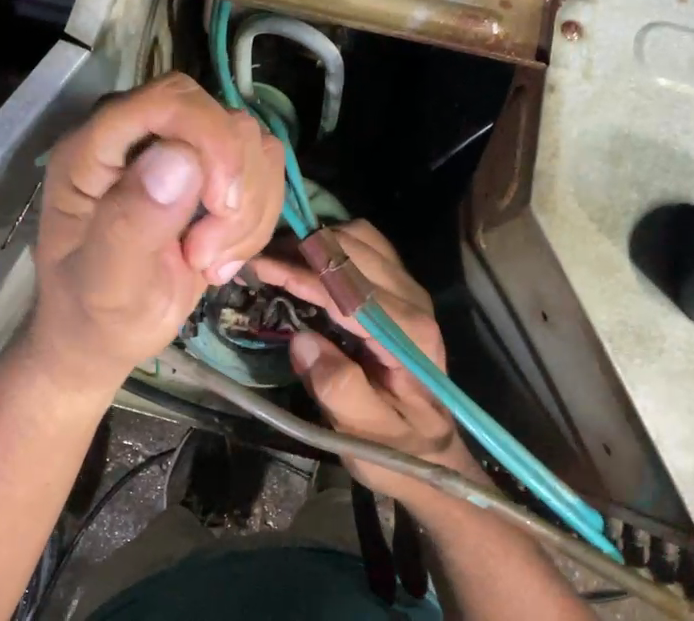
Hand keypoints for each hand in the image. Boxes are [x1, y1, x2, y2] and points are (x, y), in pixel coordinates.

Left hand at [21, 73, 285, 394]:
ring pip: (253, 144)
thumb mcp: (104, 285)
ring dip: (248, 212)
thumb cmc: (94, 316)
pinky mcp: (212, 170)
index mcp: (95, 149)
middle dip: (233, 191)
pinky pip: (266, 169)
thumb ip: (132, 222)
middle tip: (203, 256)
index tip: (219, 206)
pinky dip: (259, 218)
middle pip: (222, 119)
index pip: (168, 99)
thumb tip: (179, 157)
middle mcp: (140, 135)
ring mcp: (179, 148)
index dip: (210, 138)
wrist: (105, 336)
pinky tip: (224, 255)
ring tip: (208, 261)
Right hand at [244, 221, 482, 505]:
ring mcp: (410, 290)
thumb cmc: (400, 451)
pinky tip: (306, 260)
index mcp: (409, 336)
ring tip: (276, 256)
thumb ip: (339, 390)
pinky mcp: (401, 288)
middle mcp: (414, 301)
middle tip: (256, 257)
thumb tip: (302, 341)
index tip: (258, 265)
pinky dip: (332, 243)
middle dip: (302, 248)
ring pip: (360, 237)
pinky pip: (366, 245)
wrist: (436, 456)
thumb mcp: (367, 437)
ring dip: (316, 241)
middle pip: (354, 249)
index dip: (300, 274)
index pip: (347, 290)